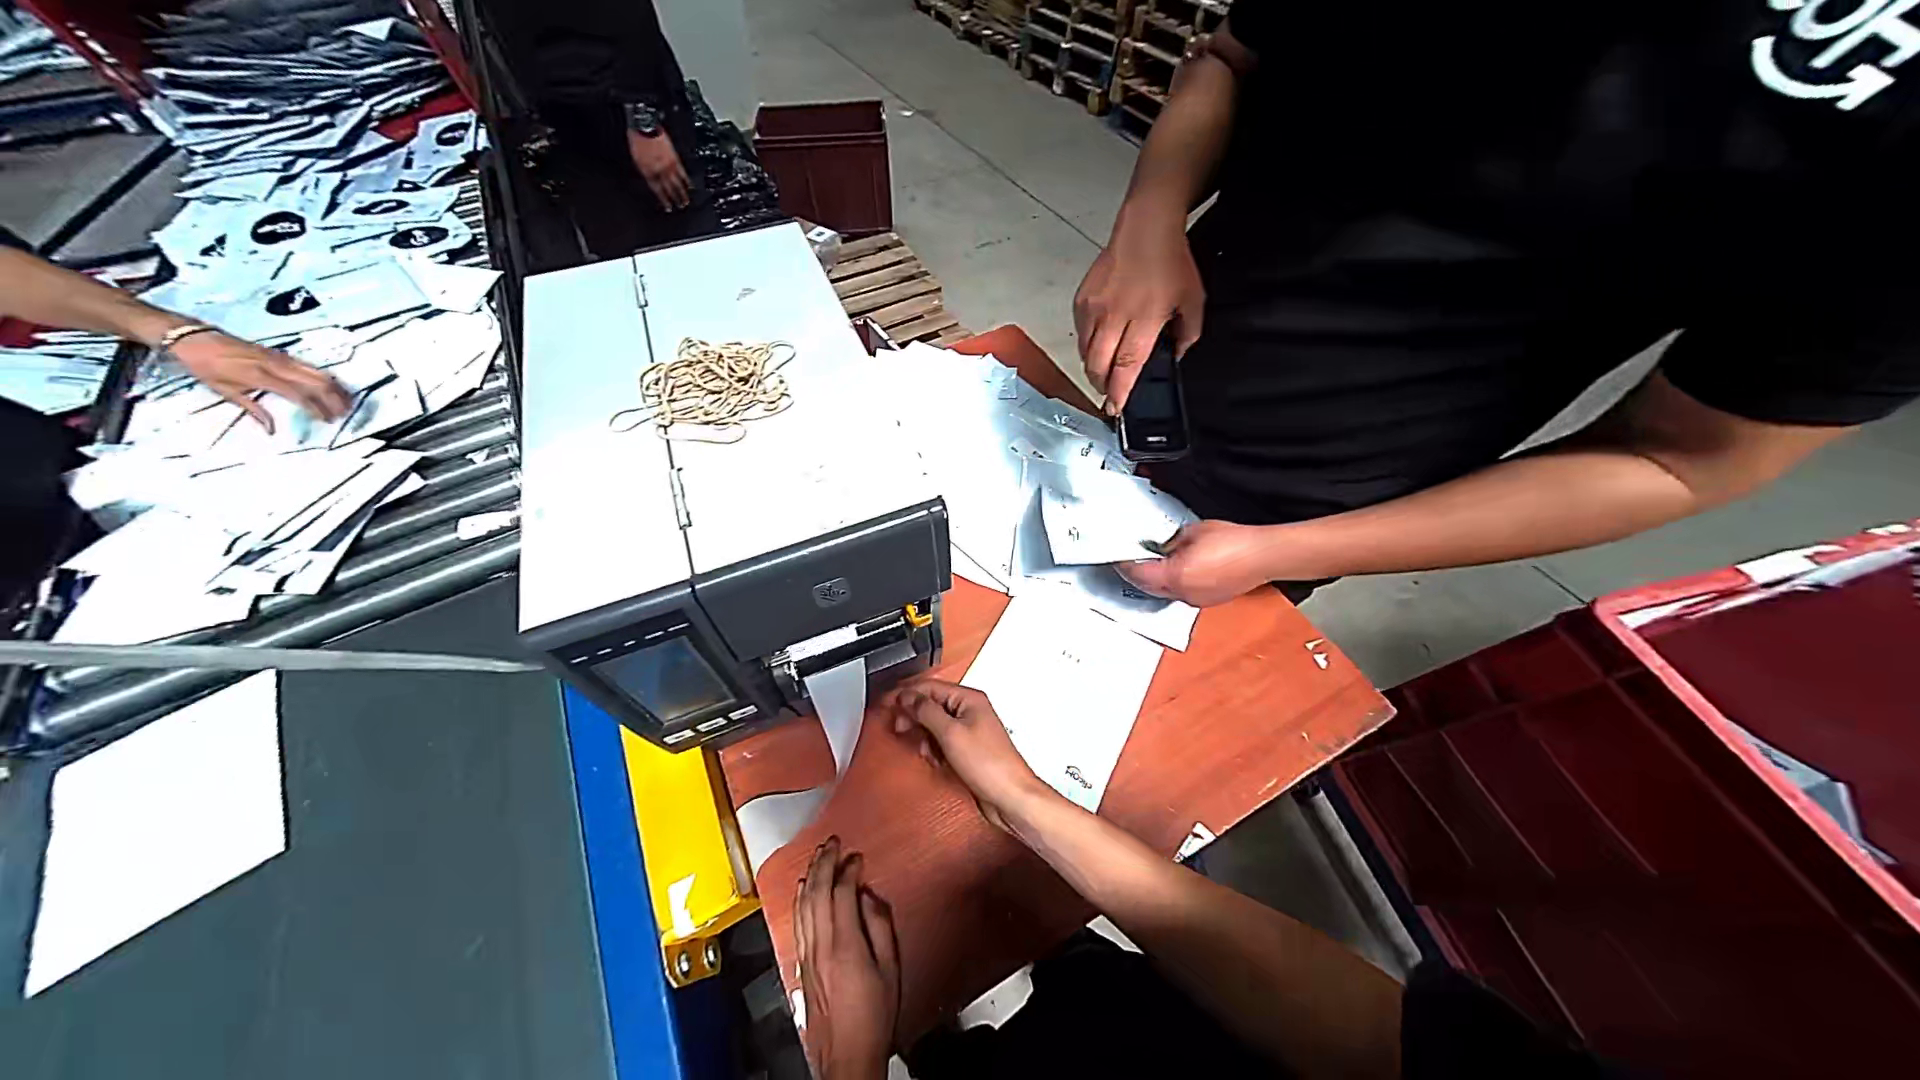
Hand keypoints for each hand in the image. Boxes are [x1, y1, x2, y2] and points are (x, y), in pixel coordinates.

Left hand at [170, 330, 348, 433]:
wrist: (192, 337)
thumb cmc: (204, 366)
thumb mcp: (223, 390)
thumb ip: (253, 410)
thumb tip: (270, 430)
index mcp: (261, 376)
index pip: (299, 395)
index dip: (316, 409)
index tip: (326, 420)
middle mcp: (276, 366)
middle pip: (317, 383)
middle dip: (334, 400)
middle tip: (344, 414)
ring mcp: (282, 358)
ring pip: (320, 374)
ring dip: (336, 389)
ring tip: (347, 402)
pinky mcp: (283, 355)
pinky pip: (313, 368)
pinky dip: (328, 379)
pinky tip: (334, 388)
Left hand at [627, 129, 691, 211]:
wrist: (644, 126)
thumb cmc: (637, 140)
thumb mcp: (636, 158)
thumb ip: (645, 171)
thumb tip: (652, 180)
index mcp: (648, 171)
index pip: (657, 189)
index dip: (663, 199)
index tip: (668, 207)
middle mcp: (659, 171)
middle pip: (668, 189)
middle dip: (674, 199)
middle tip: (680, 207)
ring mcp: (668, 166)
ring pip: (676, 183)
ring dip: (682, 194)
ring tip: (686, 201)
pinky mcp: (675, 159)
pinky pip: (682, 173)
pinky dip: (687, 181)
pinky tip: (690, 186)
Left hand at [795, 837, 898, 1079]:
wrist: (846, 1056)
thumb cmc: (873, 1015)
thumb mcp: (890, 969)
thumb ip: (880, 927)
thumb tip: (869, 897)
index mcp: (846, 945)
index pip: (842, 893)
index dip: (849, 870)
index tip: (857, 857)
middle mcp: (821, 945)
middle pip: (816, 892)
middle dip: (824, 862)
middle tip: (833, 842)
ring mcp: (808, 954)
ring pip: (803, 904)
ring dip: (810, 874)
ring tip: (819, 854)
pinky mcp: (801, 964)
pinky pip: (798, 920)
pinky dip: (800, 898)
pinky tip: (803, 887)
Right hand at [886, 681, 1055, 833]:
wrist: (1009, 797)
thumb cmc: (991, 766)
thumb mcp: (950, 733)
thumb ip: (926, 711)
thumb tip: (908, 697)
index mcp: (969, 699)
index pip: (930, 687)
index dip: (906, 694)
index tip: (888, 703)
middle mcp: (970, 711)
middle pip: (931, 704)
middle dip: (914, 717)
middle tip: (899, 727)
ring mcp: (969, 730)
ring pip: (935, 725)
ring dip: (925, 737)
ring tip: (924, 749)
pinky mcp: (967, 750)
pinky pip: (942, 742)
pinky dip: (935, 750)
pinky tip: (936, 760)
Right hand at [1073, 211, 1203, 413]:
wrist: (1145, 228)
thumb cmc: (1170, 262)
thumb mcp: (1193, 300)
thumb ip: (1187, 334)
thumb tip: (1174, 357)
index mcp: (1145, 318)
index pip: (1127, 365)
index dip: (1119, 391)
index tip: (1116, 408)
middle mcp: (1115, 315)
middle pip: (1099, 365)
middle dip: (1102, 386)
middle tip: (1109, 394)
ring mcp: (1095, 307)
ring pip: (1085, 353)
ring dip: (1093, 369)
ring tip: (1103, 373)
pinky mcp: (1082, 300)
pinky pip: (1080, 334)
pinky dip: (1087, 346)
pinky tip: (1099, 346)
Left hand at [1117, 520, 1275, 606]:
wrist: (1264, 555)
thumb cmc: (1235, 542)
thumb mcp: (1192, 532)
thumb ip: (1170, 541)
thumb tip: (1161, 546)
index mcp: (1175, 576)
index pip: (1138, 573)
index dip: (1125, 564)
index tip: (1119, 556)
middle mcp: (1183, 593)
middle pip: (1147, 587)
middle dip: (1136, 574)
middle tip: (1130, 560)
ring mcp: (1196, 600)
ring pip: (1163, 593)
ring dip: (1153, 580)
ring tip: (1150, 564)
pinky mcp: (1208, 600)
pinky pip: (1180, 594)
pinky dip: (1171, 584)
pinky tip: (1175, 570)